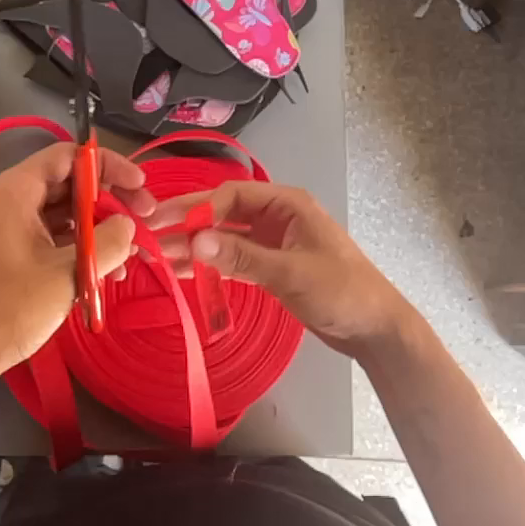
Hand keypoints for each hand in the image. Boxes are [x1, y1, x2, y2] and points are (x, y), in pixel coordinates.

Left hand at [0, 143, 155, 389]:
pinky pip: (53, 237)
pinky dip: (81, 249)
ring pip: (64, 213)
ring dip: (100, 229)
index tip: (141, 185)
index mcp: (15, 191)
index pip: (69, 156)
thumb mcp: (66, 275)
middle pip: (69, 183)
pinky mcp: (10, 254)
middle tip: (144, 219)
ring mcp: (8, 228)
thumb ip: (107, 243)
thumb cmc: (5, 310)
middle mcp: (10, 201)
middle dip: (110, 200)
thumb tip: (128, 225)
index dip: (109, 166)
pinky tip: (106, 273)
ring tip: (130, 254)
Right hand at [149, 181, 416, 358]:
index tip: (169, 225)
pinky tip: (184, 273)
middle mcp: (278, 217)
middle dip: (188, 224)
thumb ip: (242, 257)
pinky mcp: (272, 267)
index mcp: (288, 204)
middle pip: (224, 214)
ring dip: (195, 247)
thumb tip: (195, 240)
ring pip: (226, 238)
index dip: (199, 208)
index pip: (233, 195)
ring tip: (156, 257)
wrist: (375, 329)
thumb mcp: (290, 272)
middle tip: (148, 232)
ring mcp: (274, 243)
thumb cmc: (342, 292)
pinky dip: (212, 266)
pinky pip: (234, 259)